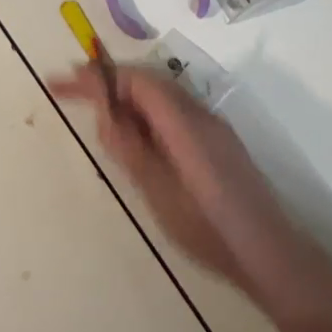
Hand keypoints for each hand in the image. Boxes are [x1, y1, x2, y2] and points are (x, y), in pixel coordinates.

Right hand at [51, 65, 283, 286]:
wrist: (270, 255)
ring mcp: (214, 130)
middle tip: (71, 92)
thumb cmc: (208, 227)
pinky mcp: (219, 146)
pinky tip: (135, 139)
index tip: (61, 81)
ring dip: (126, 98)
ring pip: (162, 97)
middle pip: (149, 82)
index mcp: (184, 123)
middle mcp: (201, 115)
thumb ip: (129, 148)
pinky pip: (174, 114)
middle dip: (108, 82)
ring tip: (97, 115)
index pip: (135, 81)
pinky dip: (145, 115)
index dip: (97, 77)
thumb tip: (104, 112)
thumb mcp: (157, 191)